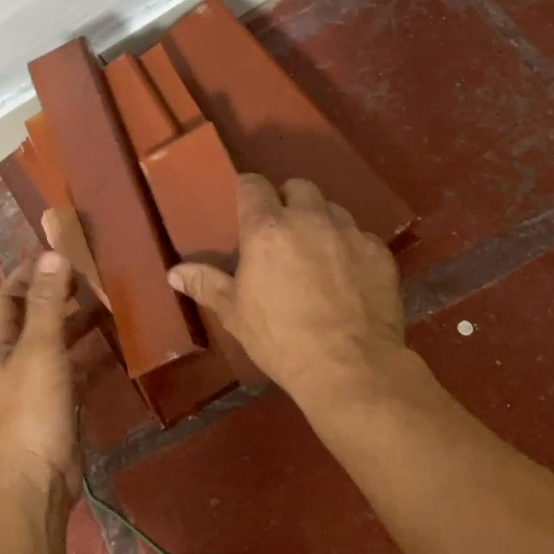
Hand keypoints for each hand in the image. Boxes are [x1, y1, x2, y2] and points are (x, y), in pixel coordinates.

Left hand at [0, 252, 95, 499]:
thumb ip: (47, 303)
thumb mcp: (39, 349)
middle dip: (57, 295)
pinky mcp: (59, 405)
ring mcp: (36, 385)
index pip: (8, 297)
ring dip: (77, 323)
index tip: (56, 253)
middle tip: (90, 274)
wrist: (35, 480)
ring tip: (108, 301)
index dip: (27, 274)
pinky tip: (117, 344)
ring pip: (57, 344)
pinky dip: (92, 356)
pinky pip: (76, 371)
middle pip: (33, 318)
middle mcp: (12, 361)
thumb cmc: (30, 409)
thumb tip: (52, 255)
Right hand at [168, 173, 402, 395]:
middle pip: (298, 187)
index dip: (248, 191)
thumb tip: (174, 272)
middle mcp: (309, 218)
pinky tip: (349, 276)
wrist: (350, 367)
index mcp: (266, 228)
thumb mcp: (235, 314)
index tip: (245, 206)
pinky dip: (351, 248)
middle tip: (282, 230)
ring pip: (332, 208)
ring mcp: (349, 233)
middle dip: (288, 200)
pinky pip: (361, 237)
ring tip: (317, 251)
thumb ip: (206, 284)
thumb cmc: (281, 339)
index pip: (252, 185)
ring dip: (321, 221)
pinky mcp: (379, 253)